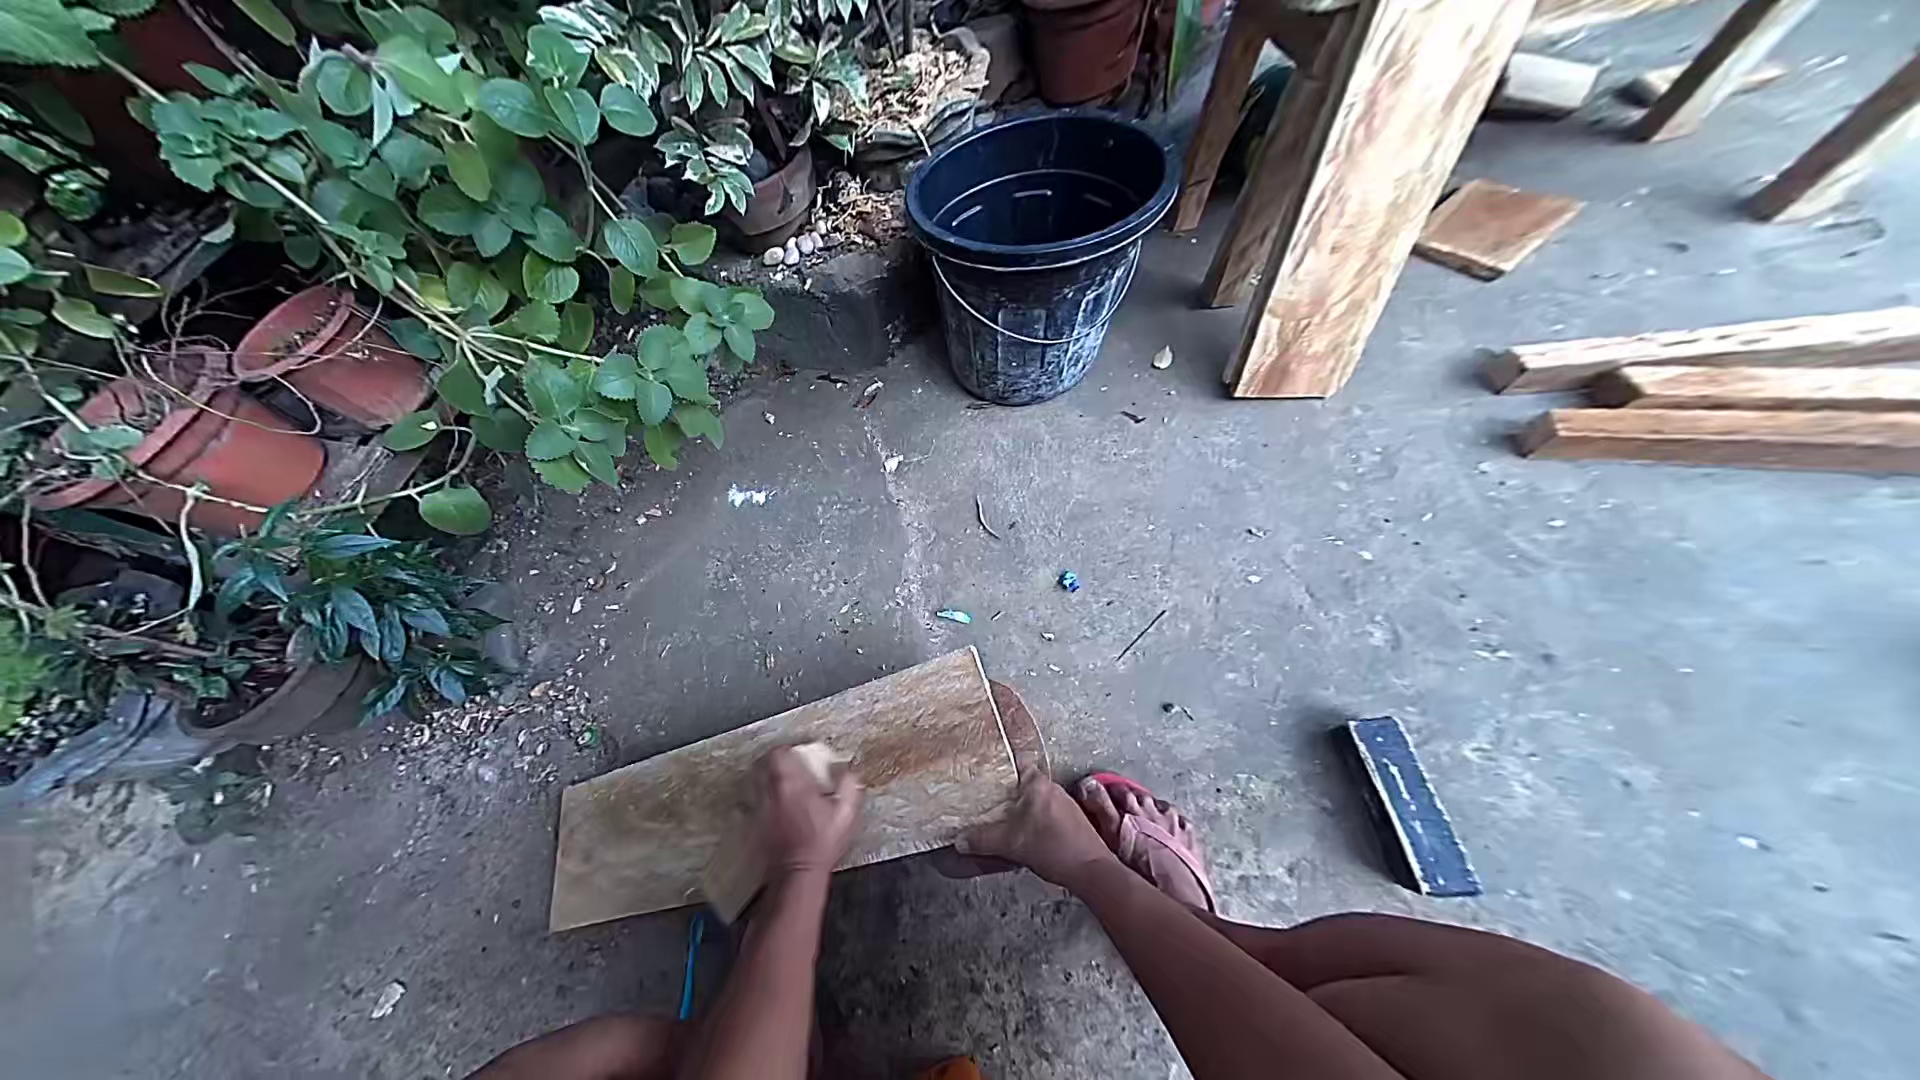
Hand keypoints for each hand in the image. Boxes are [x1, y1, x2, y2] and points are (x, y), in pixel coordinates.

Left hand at [756, 745, 862, 878]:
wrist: (797, 875)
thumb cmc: (821, 843)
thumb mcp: (845, 813)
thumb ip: (850, 786)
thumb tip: (850, 772)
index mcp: (792, 784)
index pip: (778, 754)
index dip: (786, 749)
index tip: (797, 753)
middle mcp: (771, 793)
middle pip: (763, 766)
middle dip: (774, 763)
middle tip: (789, 766)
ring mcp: (758, 810)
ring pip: (755, 784)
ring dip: (765, 780)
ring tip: (781, 785)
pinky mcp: (753, 827)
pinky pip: (751, 805)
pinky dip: (759, 801)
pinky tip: (773, 808)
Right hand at [956, 770, 1117, 888]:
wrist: (1091, 871)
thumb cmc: (1054, 848)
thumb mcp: (1011, 844)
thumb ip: (983, 840)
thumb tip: (960, 840)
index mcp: (1037, 783)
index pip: (1015, 762)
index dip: (998, 764)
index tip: (982, 770)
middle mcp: (1051, 787)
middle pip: (1022, 780)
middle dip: (1004, 789)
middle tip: (985, 797)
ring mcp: (1063, 802)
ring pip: (1033, 797)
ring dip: (1019, 806)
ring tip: (999, 816)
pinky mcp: (1070, 819)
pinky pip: (1044, 810)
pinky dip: (1031, 817)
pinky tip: (1022, 832)